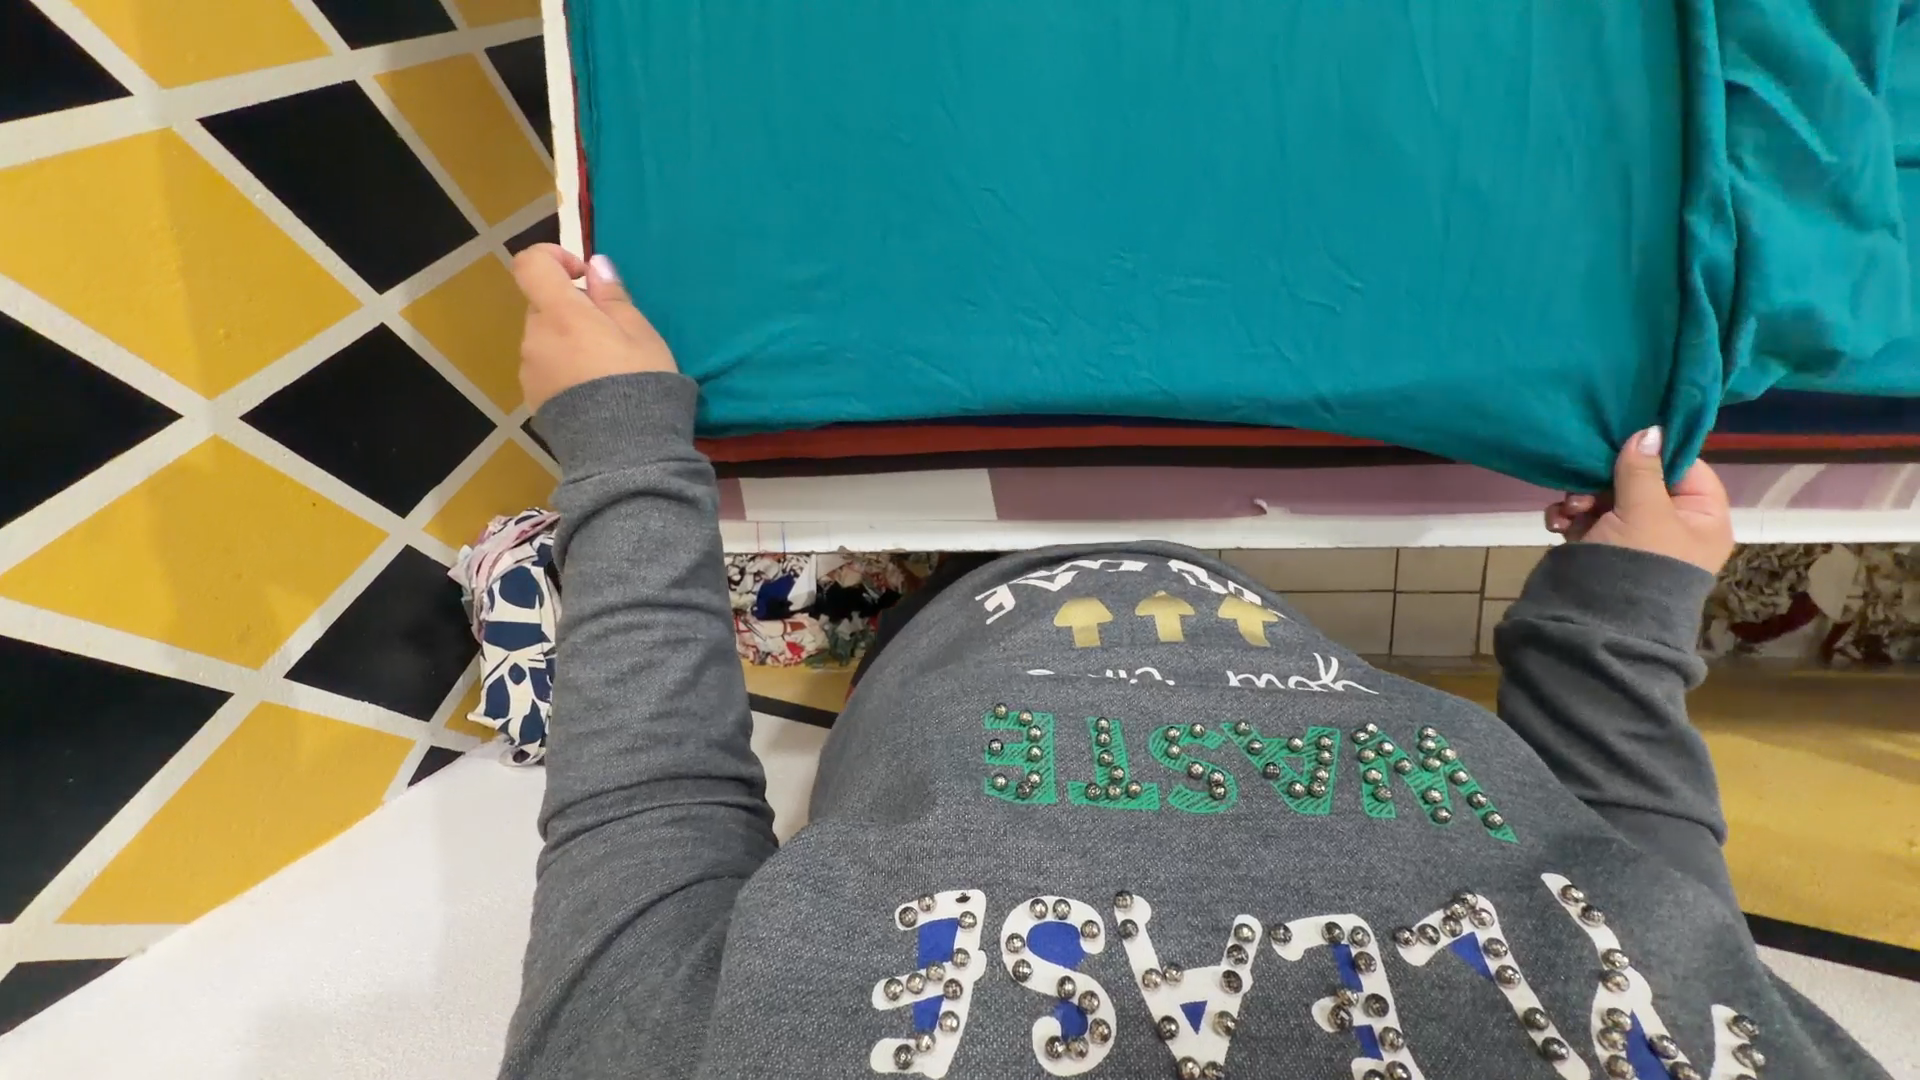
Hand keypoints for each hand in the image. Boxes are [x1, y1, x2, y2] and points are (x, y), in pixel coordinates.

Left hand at [511, 244, 676, 411]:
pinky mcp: (533, 400)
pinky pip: (547, 372)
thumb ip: (614, 298)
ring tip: (605, 373)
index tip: (584, 275)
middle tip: (612, 338)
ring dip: (569, 345)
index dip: (554, 258)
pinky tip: (594, 396)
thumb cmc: (640, 383)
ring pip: (545, 341)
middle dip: (572, 313)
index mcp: (561, 314)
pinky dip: (565, 373)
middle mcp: (535, 337)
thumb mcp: (642, 336)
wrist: (625, 450)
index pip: (532, 264)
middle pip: (544, 308)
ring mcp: (530, 371)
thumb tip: (595, 265)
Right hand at [1542, 427, 1734, 575]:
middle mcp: (1670, 524)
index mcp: (1701, 517)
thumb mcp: (1643, 511)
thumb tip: (1651, 428)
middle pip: (1637, 482)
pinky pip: (1583, 518)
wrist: (1599, 615)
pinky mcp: (1598, 545)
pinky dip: (1567, 516)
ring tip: (1567, 511)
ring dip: (1579, 499)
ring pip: (1603, 498)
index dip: (1653, 454)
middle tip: (1583, 487)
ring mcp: (1631, 535)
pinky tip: (1557, 523)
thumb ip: (1642, 470)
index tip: (1622, 443)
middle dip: (1603, 482)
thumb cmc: (1638, 560)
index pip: (1683, 469)